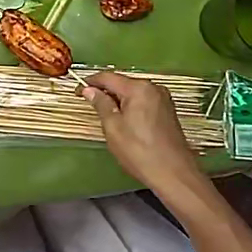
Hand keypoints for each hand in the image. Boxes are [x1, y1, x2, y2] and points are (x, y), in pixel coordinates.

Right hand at [81, 71, 206, 197]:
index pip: (108, 77)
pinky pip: (143, 100)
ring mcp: (163, 99)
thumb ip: (101, 104)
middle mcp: (153, 88)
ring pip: (133, 92)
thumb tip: (89, 90)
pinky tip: (124, 120)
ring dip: (117, 99)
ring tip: (105, 115)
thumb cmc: (139, 151)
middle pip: (122, 82)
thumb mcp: (113, 127)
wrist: (174, 174)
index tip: (77, 91)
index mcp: (138, 88)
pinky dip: (130, 106)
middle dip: (105, 91)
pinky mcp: (167, 110)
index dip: (90, 82)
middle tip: (89, 104)